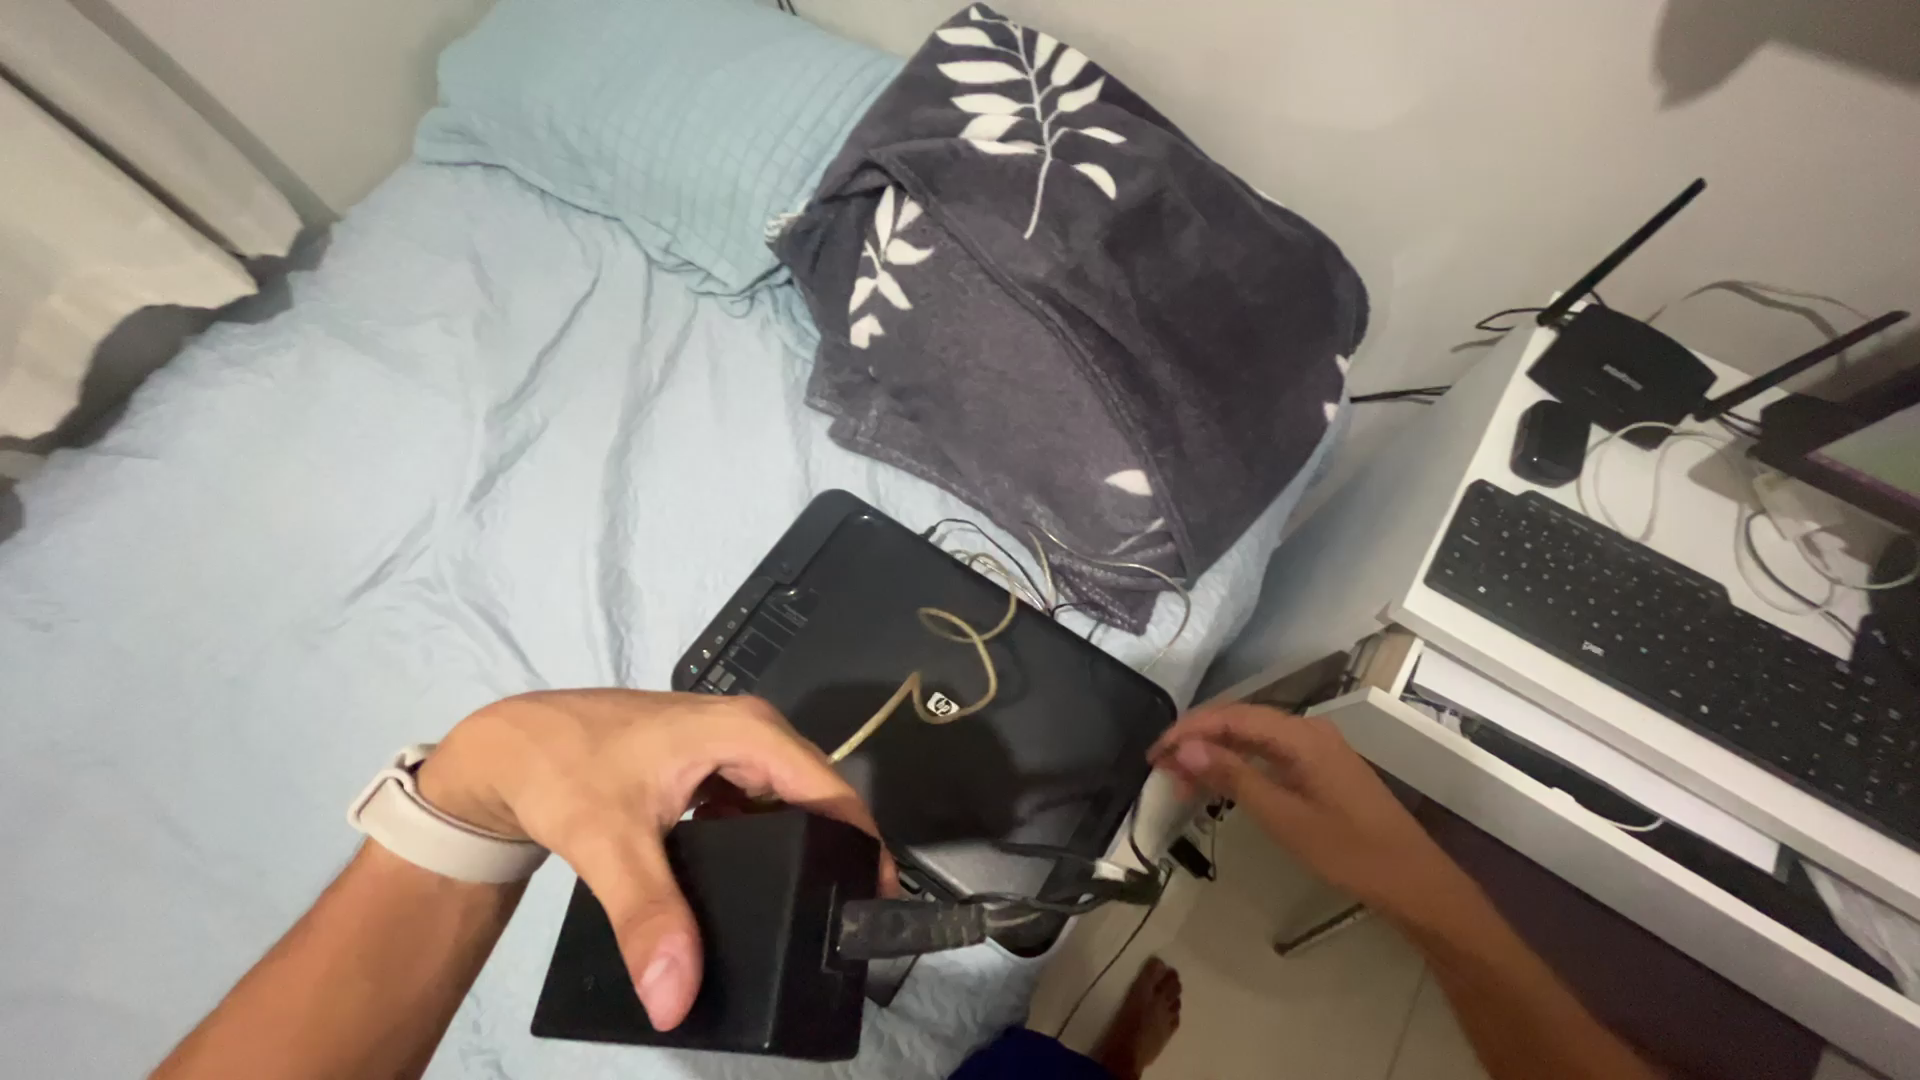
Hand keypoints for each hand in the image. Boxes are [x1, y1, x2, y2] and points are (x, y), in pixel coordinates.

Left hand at [413, 690, 889, 1031]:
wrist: (509, 745)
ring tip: (815, 907)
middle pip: (816, 792)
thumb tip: (677, 998)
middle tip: (845, 917)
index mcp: (747, 731)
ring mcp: (732, 745)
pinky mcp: (712, 764)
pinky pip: (758, 801)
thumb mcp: (608, 841)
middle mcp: (751, 730)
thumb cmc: (564, 769)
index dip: (861, 840)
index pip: (828, 787)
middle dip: (837, 849)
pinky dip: (768, 840)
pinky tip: (762, 882)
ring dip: (804, 845)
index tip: (879, 897)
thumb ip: (647, 915)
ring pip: (788, 798)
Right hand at [1149, 704, 1465, 917]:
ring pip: (1250, 736)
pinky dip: (1237, 763)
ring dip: (1213, 753)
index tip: (1154, 754)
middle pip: (1238, 720)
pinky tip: (1219, 783)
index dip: (1187, 731)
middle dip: (1195, 741)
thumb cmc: (1349, 851)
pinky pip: (1267, 752)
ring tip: (1181, 781)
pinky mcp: (1318, 766)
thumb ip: (1233, 777)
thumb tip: (1184, 748)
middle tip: (1161, 770)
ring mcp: (1314, 746)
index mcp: (1301, 734)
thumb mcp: (1283, 817)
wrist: (1415, 882)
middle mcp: (1307, 729)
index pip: (1230, 716)